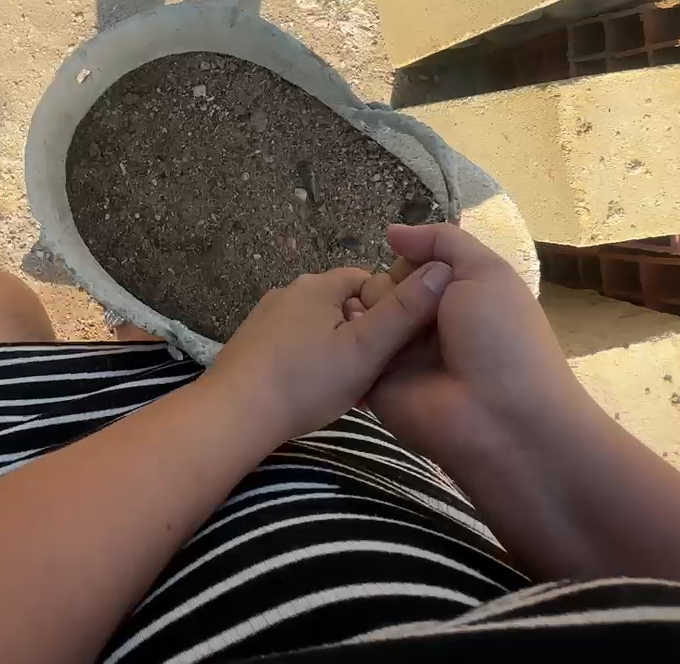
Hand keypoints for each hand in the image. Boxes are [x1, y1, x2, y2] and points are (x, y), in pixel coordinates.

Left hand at [205, 262, 449, 443]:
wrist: (237, 410)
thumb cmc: (307, 380)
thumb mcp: (365, 349)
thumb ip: (404, 312)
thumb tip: (442, 269)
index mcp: (317, 285)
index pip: (367, 279)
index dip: (389, 308)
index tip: (395, 346)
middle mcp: (289, 291)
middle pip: (343, 304)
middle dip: (363, 334)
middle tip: (374, 374)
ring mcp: (266, 315)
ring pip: (320, 326)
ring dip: (339, 351)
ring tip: (348, 388)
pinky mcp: (253, 339)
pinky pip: (296, 342)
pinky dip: (313, 360)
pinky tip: (315, 390)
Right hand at [359, 223, 587, 459]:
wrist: (499, 418)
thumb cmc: (502, 339)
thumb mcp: (487, 273)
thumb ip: (442, 241)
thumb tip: (391, 232)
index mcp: (453, 298)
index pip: (410, 264)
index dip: (412, 263)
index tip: (426, 276)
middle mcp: (423, 322)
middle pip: (382, 283)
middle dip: (390, 287)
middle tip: (410, 305)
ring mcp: (396, 350)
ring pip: (361, 308)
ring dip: (370, 308)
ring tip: (384, 324)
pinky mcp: (371, 376)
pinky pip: (348, 342)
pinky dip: (350, 333)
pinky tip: (360, 335)